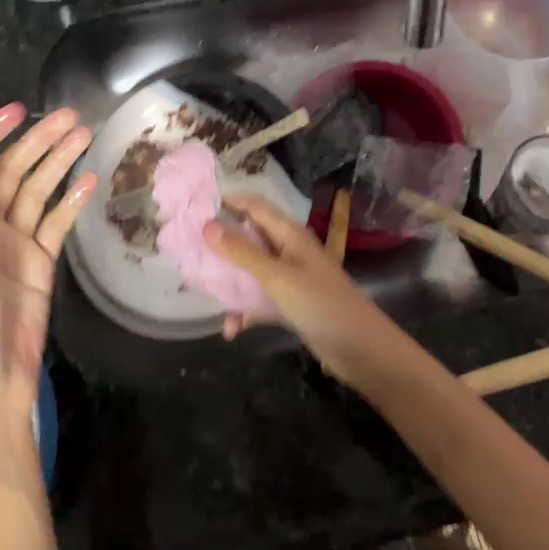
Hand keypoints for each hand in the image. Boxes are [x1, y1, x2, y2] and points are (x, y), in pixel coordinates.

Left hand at [0, 103, 95, 428]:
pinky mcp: (38, 266)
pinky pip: (56, 225)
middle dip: (38, 143)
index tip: (19, 110)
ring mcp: (12, 247)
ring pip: (37, 193)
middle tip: (72, 116)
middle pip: (11, 174)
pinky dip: (71, 202)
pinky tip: (91, 181)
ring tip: (86, 136)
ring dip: (58, 165)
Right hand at [203, 195, 412, 387]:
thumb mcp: (276, 276)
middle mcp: (289, 250)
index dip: (228, 202)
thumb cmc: (319, 303)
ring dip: (231, 283)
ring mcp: (291, 278)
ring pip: (252, 271)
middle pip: (250, 238)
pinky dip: (247, 311)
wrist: (360, 347)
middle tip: (189, 251)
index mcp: (289, 234)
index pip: (254, 206)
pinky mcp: (293, 304)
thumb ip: (241, 252)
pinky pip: (261, 300)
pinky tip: (232, 330)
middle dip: (222, 245)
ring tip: (204, 292)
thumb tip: (207, 225)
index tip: (194, 206)